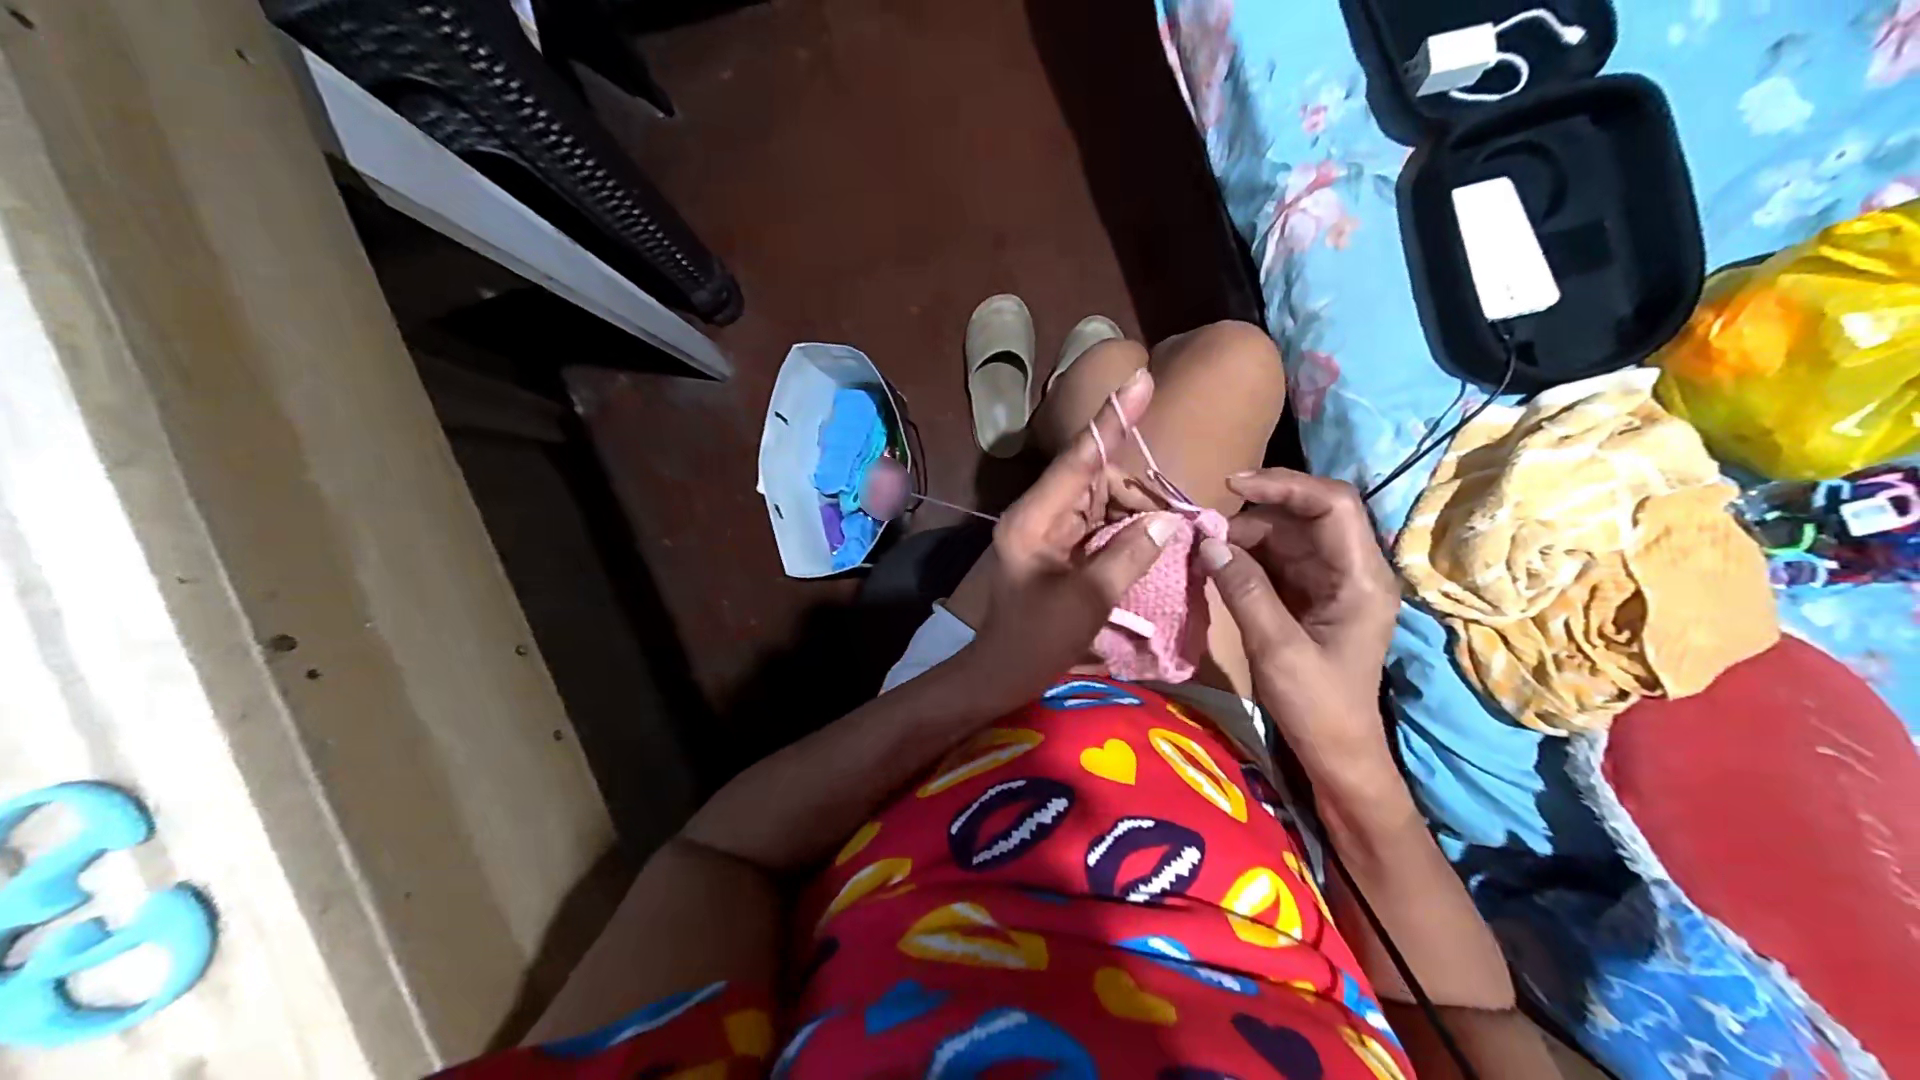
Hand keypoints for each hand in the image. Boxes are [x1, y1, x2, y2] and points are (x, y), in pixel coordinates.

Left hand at [957, 370, 1177, 711]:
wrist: (1000, 672)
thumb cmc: (1036, 640)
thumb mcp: (1087, 600)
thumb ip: (1128, 555)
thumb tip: (1165, 522)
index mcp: (1035, 518)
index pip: (1080, 458)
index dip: (1113, 419)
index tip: (1141, 380)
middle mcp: (1039, 513)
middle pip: (1094, 476)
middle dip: (1137, 487)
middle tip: (1176, 513)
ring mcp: (1047, 528)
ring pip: (1100, 498)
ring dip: (1135, 509)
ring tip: (1167, 532)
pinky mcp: (1057, 545)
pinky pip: (1097, 521)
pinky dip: (1125, 527)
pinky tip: (1149, 541)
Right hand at [1198, 469, 1401, 788]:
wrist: (1336, 751)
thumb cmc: (1317, 705)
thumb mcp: (1276, 648)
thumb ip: (1244, 590)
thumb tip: (1209, 542)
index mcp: (1361, 578)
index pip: (1333, 505)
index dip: (1285, 486)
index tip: (1233, 485)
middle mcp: (1351, 570)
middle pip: (1307, 514)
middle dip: (1255, 512)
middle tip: (1207, 528)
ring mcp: (1330, 582)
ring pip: (1288, 534)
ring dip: (1245, 533)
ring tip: (1205, 548)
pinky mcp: (1309, 595)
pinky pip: (1276, 558)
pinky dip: (1245, 555)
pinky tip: (1217, 564)